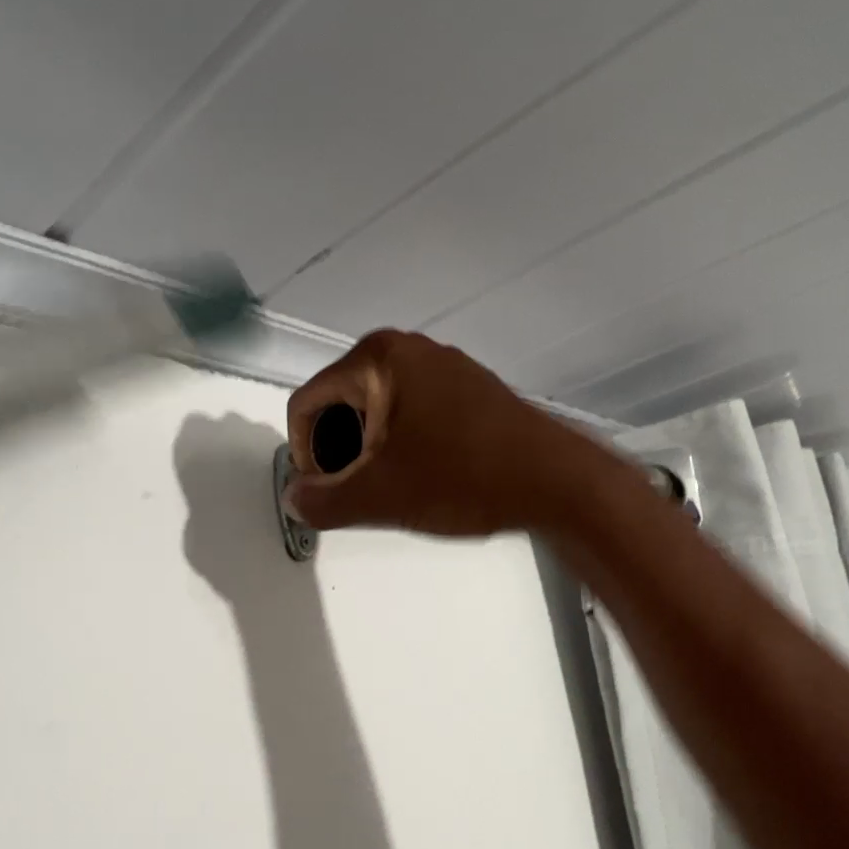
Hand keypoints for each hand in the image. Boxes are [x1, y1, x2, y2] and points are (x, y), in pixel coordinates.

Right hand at [284, 329, 618, 534]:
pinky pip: (412, 411)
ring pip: (378, 410)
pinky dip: (402, 442)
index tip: (324, 493)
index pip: (307, 404)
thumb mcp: (380, 497)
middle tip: (354, 496)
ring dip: (370, 451)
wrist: (555, 481)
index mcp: (376, 357)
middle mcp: (408, 348)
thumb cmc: (461, 478)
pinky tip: (424, 476)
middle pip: (341, 403)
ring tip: (389, 490)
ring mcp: (444, 364)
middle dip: (339, 453)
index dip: (304, 454)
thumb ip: (323, 500)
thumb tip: (293, 500)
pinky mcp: (470, 387)